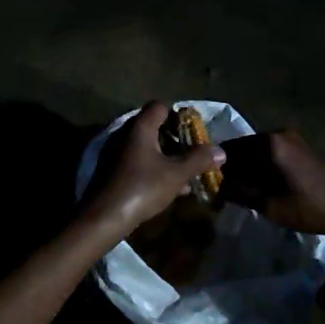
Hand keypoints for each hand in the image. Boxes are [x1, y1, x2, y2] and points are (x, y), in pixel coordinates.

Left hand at [80, 101, 225, 237]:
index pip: (160, 106)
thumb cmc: (142, 188)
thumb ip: (198, 160)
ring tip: (184, 173)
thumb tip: (221, 151)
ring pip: (146, 147)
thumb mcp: (176, 174)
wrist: (103, 218)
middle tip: (192, 154)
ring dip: (165, 156)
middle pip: (154, 126)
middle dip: (175, 139)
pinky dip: (153, 168)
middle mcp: (126, 134)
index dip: (178, 115)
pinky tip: (167, 188)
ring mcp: (116, 152)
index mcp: (140, 127)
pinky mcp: (112, 171)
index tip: (193, 132)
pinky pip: (137, 161)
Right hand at [218, 129, 324, 234]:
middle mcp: (277, 133)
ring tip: (235, 188)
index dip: (215, 165)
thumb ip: (238, 193)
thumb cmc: (309, 208)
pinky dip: (260, 165)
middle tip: (217, 187)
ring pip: (256, 150)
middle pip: (243, 147)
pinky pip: (270, 152)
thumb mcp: (269, 206)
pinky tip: (257, 183)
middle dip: (230, 166)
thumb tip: (211, 186)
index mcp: (269, 143)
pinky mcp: (300, 146)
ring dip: (245, 166)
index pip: (229, 149)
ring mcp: (291, 137)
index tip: (203, 180)